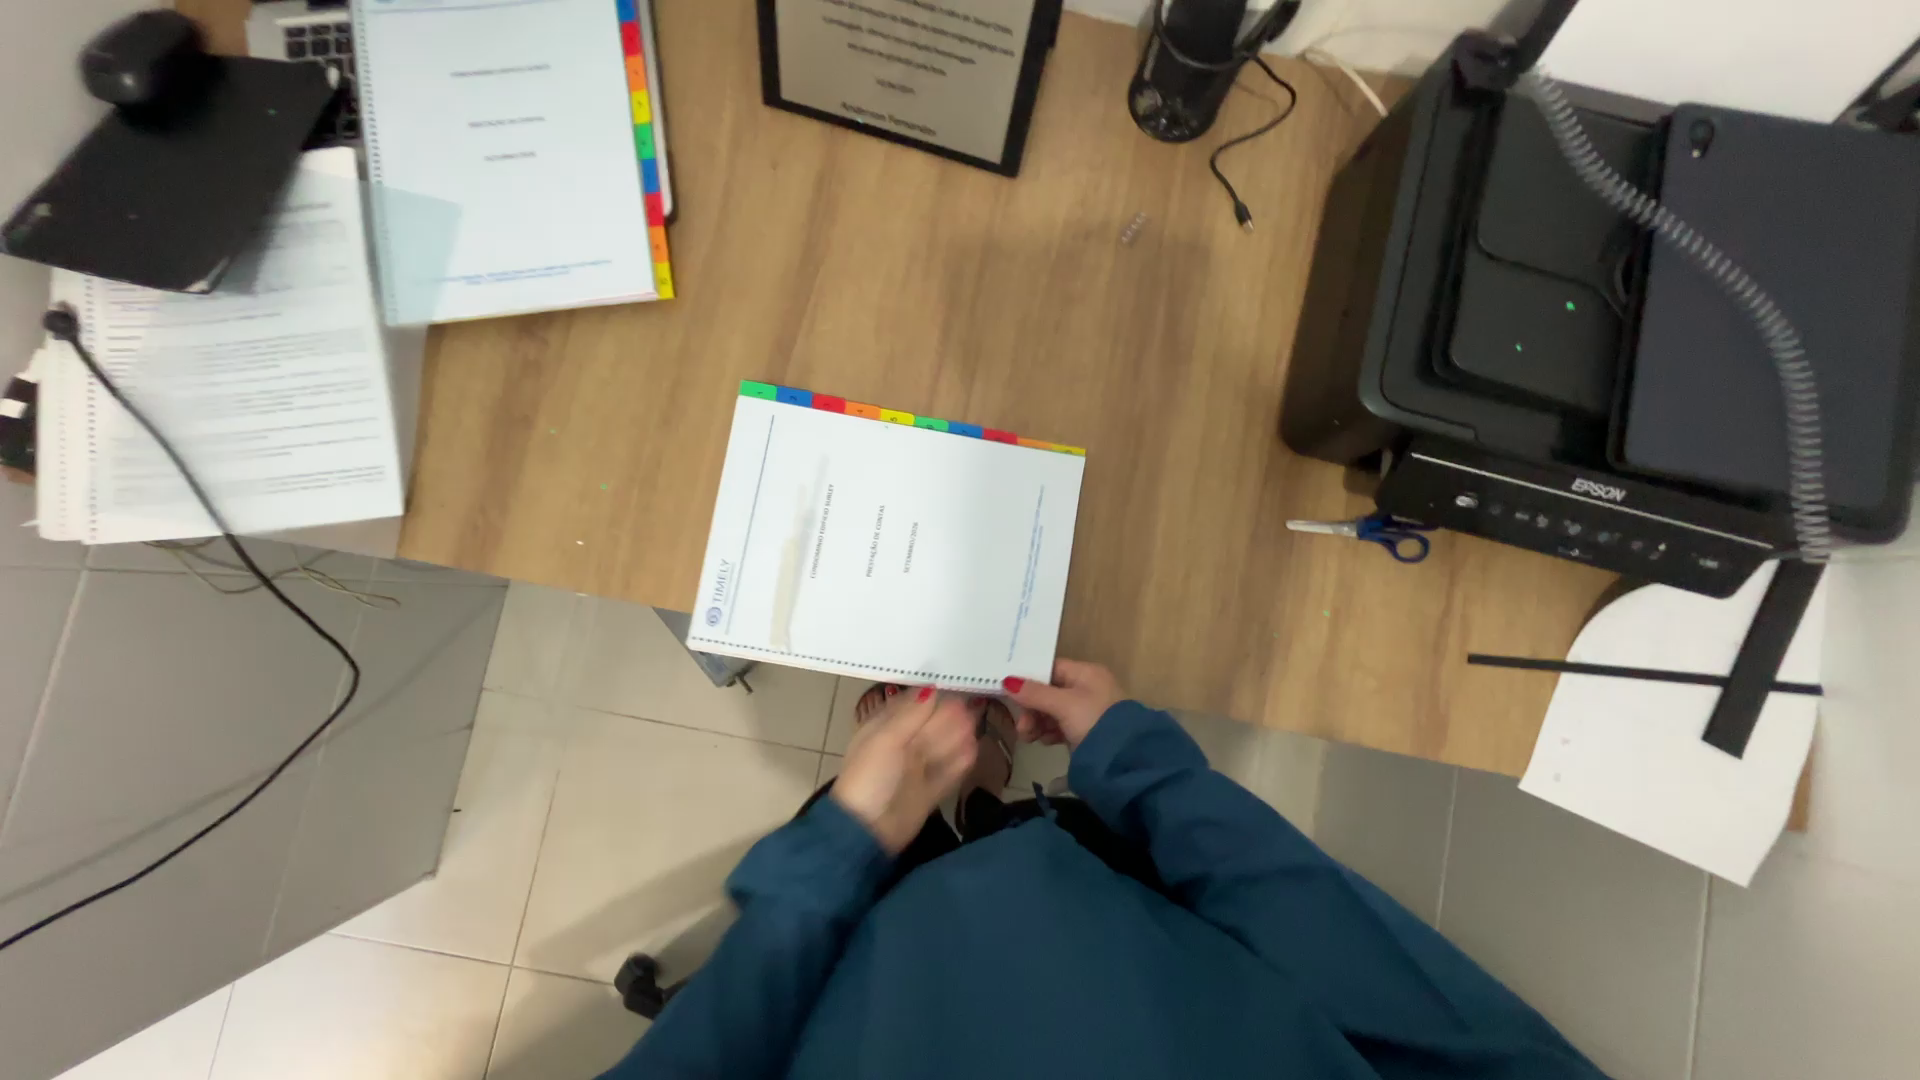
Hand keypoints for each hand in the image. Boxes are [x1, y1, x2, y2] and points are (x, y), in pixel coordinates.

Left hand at [831, 687, 978, 853]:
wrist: (866, 829)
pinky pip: (947, 774)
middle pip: (929, 726)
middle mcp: (901, 747)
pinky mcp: (927, 792)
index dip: (931, 698)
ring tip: (976, 726)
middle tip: (971, 707)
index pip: (910, 707)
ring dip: (957, 738)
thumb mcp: (886, 740)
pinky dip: (959, 763)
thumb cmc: (870, 777)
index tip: (953, 689)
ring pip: (940, 748)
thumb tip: (932, 688)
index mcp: (883, 730)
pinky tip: (973, 752)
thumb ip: (911, 715)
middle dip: (948, 718)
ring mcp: (915, 770)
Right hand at [1001, 659, 1122, 749]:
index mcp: (1086, 674)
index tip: (1009, 693)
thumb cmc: (1094, 722)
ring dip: (1037, 722)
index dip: (1029, 679)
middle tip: (1022, 727)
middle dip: (1031, 708)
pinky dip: (1049, 732)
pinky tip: (1044, 741)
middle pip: (1048, 691)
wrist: (1125, 761)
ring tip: (1030, 737)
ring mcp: (1087, 710)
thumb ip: (1035, 693)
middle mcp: (1087, 688)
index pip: (1050, 669)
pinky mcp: (1085, 730)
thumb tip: (1007, 680)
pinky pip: (1060, 725)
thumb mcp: (1064, 705)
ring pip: (1052, 710)